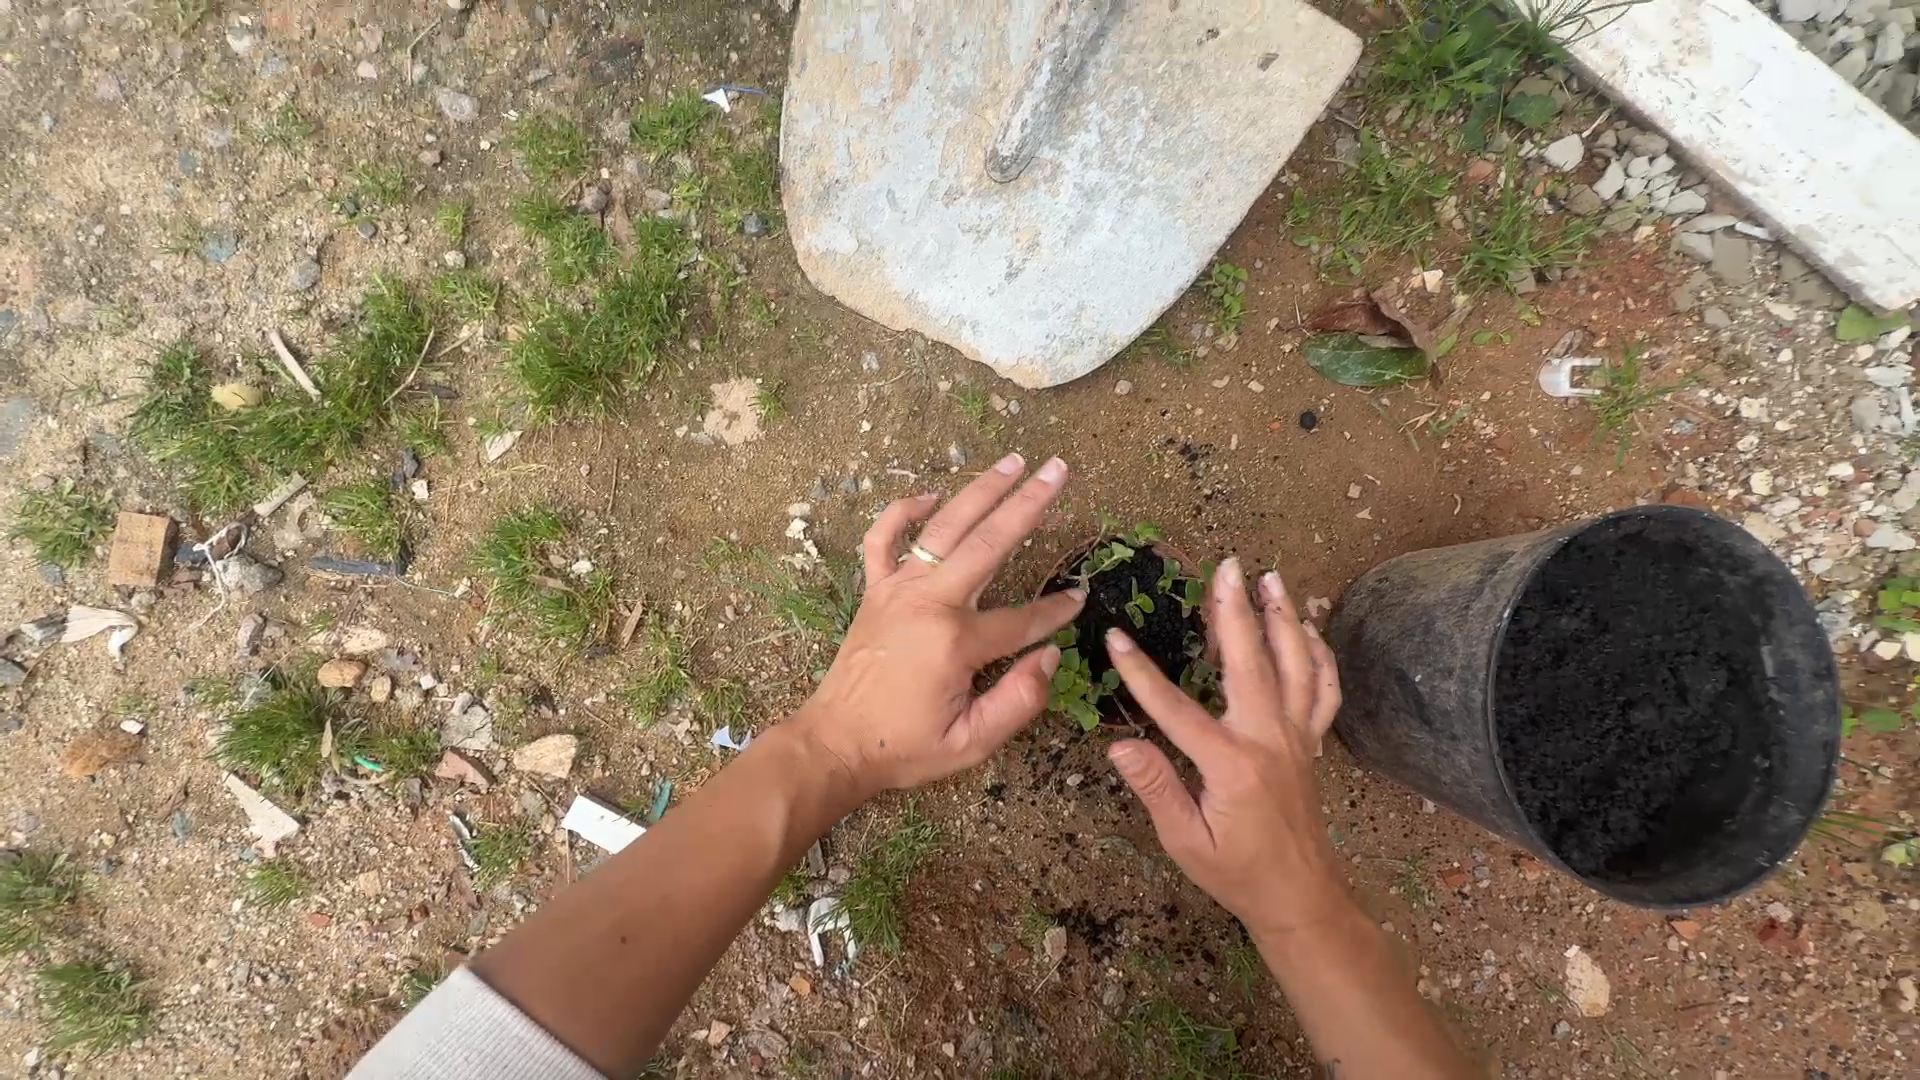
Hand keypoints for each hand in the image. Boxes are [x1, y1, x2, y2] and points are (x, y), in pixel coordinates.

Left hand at [794, 453, 1084, 797]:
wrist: (836, 743)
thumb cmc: (905, 747)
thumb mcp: (971, 743)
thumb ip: (1018, 701)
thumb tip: (1050, 655)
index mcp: (956, 641)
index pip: (1023, 619)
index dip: (1056, 611)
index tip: (1080, 597)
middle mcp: (928, 602)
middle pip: (989, 542)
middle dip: (1029, 504)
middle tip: (1058, 470)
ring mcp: (897, 589)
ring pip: (944, 527)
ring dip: (980, 490)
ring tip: (1013, 462)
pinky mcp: (874, 590)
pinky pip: (883, 539)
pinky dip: (903, 512)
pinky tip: (930, 497)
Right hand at [1104, 557, 1346, 938]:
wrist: (1302, 898)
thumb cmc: (1237, 873)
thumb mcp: (1185, 841)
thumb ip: (1155, 789)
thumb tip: (1117, 748)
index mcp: (1231, 764)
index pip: (1176, 710)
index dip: (1141, 674)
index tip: (1115, 637)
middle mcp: (1270, 740)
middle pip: (1252, 663)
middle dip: (1236, 610)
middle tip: (1227, 566)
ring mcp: (1298, 737)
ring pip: (1296, 665)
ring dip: (1284, 617)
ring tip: (1272, 578)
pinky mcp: (1311, 742)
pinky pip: (1324, 690)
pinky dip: (1318, 654)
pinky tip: (1307, 627)